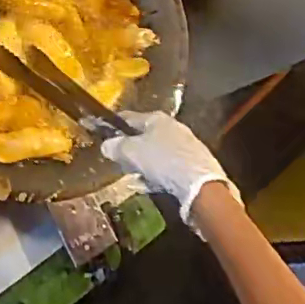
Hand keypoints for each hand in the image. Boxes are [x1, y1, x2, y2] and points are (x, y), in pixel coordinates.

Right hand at [101, 112, 238, 224]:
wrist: (202, 186)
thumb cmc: (163, 162)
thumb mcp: (131, 153)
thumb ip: (115, 146)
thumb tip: (106, 145)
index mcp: (156, 118)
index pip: (127, 117)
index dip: (112, 125)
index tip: (102, 133)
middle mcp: (173, 126)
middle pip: (144, 134)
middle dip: (131, 148)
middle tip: (121, 161)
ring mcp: (187, 143)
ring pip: (157, 151)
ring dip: (146, 162)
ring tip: (139, 177)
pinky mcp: (196, 162)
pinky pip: (170, 165)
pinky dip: (161, 172)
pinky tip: (157, 184)